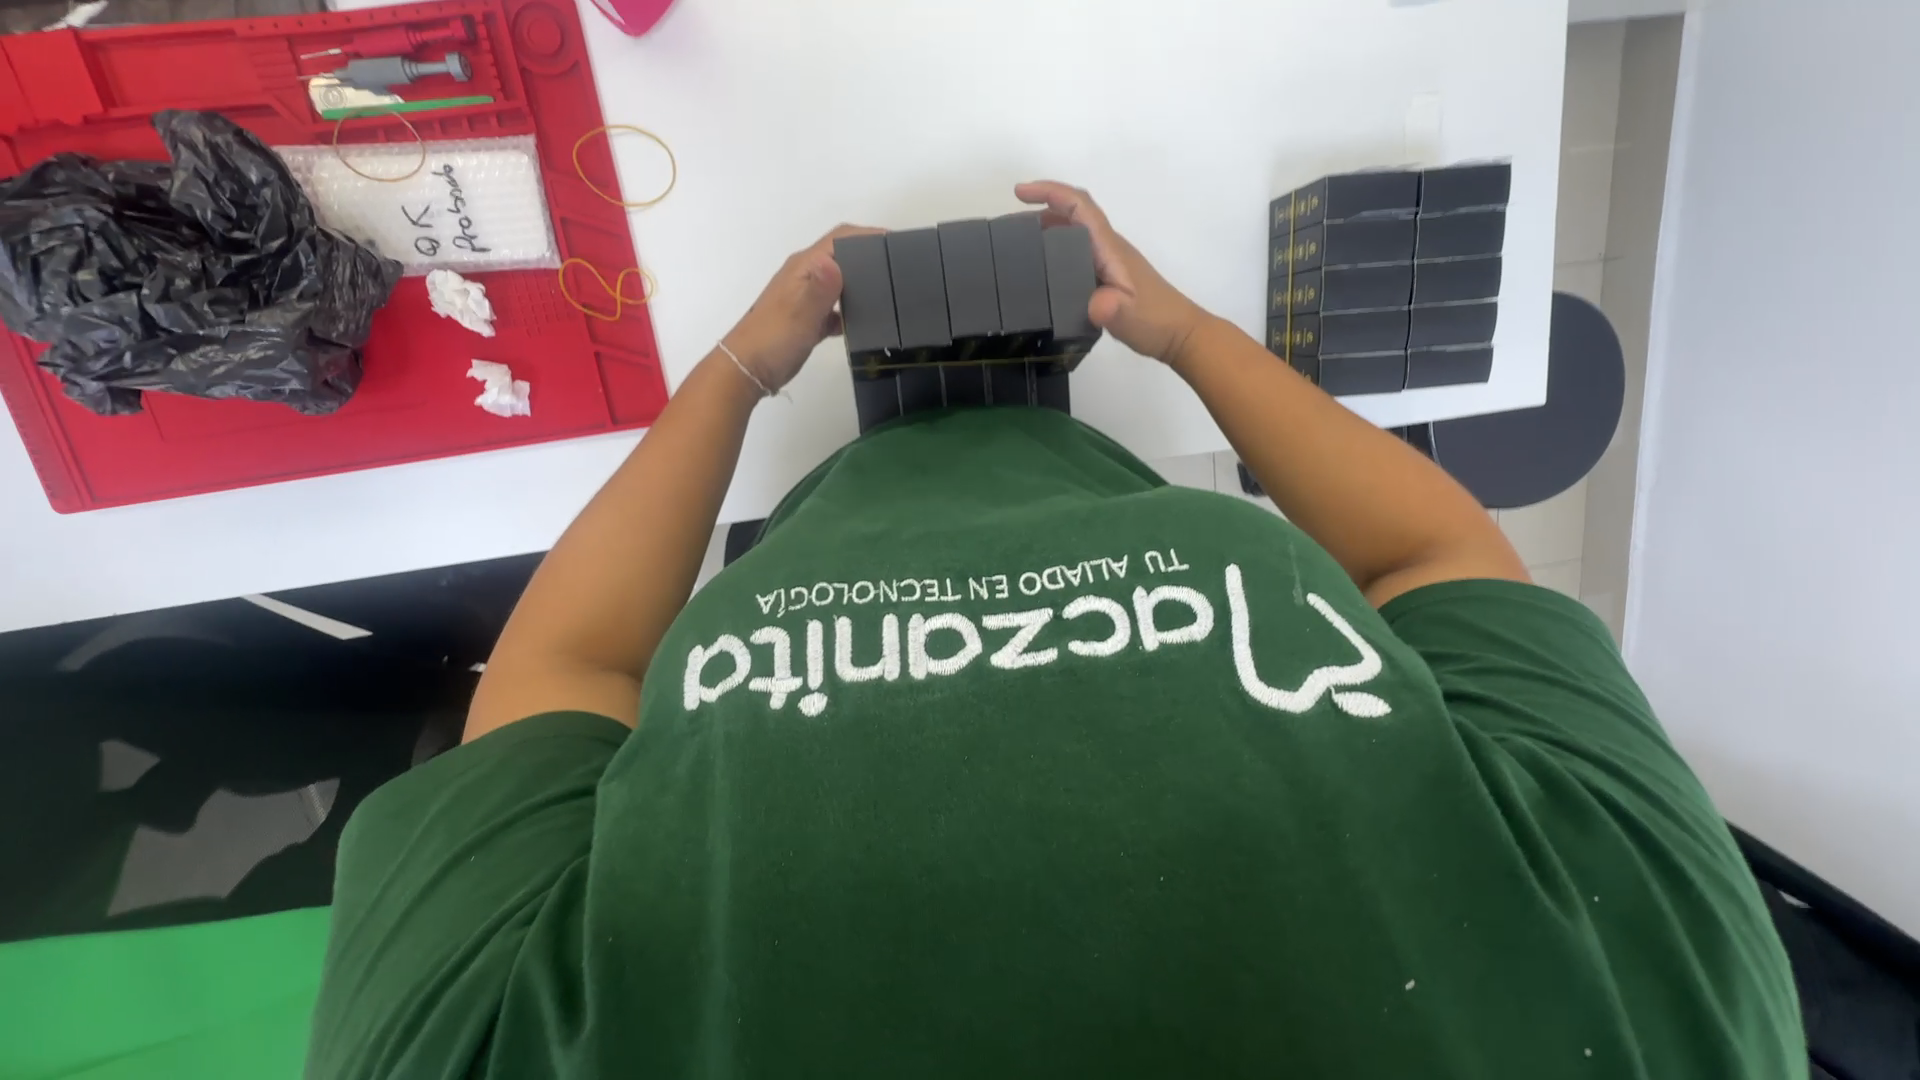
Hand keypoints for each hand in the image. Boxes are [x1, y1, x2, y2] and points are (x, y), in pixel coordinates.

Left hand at [723, 224, 882, 393]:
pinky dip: (851, 312)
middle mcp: (806, 276)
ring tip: (889, 295)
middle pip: (843, 257)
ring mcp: (806, 298)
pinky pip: (836, 308)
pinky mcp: (809, 320)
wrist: (747, 370)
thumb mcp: (799, 313)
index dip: (869, 235)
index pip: (841, 239)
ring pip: (840, 283)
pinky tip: (866, 324)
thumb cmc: (773, 339)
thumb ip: (819, 288)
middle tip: (899, 271)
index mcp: (805, 267)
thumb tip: (834, 263)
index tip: (897, 244)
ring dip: (862, 285)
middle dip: (870, 258)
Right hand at [1014, 181, 1207, 368]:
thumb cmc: (1156, 321)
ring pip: (1076, 232)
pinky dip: (1057, 250)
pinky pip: (1078, 252)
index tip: (1021, 193)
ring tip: (1021, 244)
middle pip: (1076, 212)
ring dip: (1049, 227)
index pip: (1080, 207)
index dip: (1050, 192)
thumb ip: (1112, 310)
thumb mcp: (1130, 318)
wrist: (1180, 334)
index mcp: (1110, 249)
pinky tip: (1046, 271)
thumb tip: (1095, 304)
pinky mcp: (1110, 275)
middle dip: (1043, 206)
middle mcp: (1109, 248)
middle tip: (1011, 225)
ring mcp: (1110, 261)